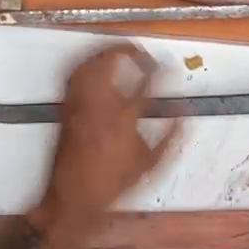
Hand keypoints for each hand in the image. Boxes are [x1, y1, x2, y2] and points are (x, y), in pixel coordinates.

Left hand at [30, 44, 182, 248]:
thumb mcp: (148, 166)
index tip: (164, 64)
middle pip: (109, 62)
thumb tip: (183, 111)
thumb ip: (169, 136)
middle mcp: (98, 106)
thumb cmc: (111, 185)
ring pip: (88, 64)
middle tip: (140, 52)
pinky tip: (94, 66)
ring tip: (120, 52)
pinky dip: (86, 63)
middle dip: (127, 50)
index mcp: (123, 120)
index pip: (145, 84)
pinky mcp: (65, 108)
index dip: (156, 70)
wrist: (70, 198)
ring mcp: (78, 105)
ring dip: (105, 53)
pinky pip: (74, 75)